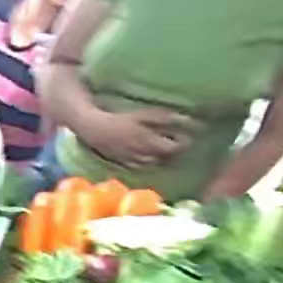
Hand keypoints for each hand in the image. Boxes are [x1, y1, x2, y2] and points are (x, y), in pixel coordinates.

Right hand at [77, 106, 197, 168]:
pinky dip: (146, 164)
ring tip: (164, 152)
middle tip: (177, 144)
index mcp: (149, 142)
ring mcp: (131, 160)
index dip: (183, 143)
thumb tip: (187, 120)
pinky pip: (138, 167)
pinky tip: (147, 158)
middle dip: (173, 152)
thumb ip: (166, 118)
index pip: (173, 148)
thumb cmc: (121, 120)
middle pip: (164, 158)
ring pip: (151, 164)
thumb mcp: (145, 114)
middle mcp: (142, 155)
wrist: (95, 130)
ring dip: (160, 159)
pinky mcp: (121, 162)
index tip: (188, 137)